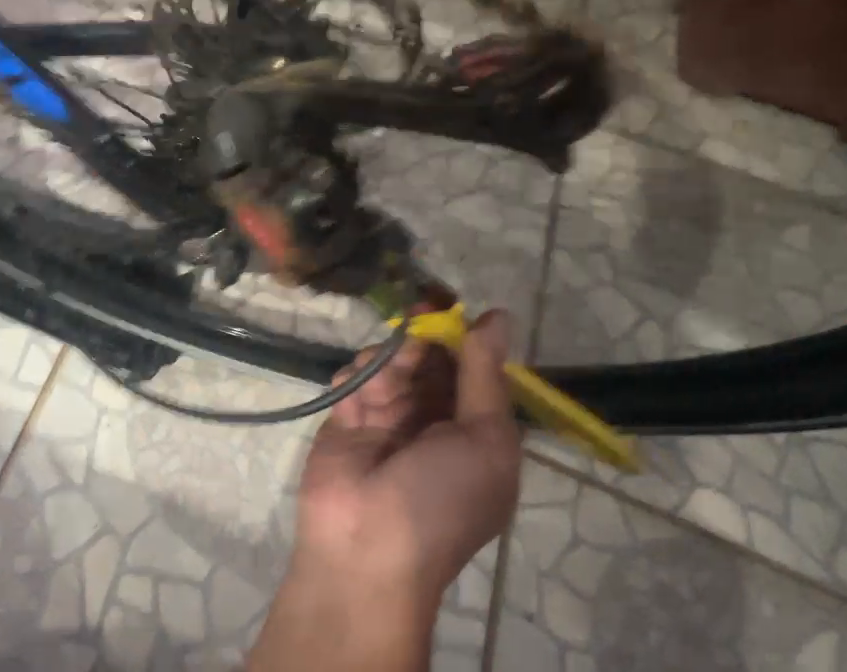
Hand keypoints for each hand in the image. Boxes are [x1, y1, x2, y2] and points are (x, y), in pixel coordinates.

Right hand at [248, 311, 522, 671]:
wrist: (365, 544)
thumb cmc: (440, 498)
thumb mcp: (483, 441)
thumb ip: (484, 377)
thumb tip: (499, 316)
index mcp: (477, 432)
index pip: (474, 369)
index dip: (462, 336)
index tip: (445, 302)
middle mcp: (435, 422)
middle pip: (430, 360)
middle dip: (421, 342)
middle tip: (410, 329)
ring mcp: (388, 420)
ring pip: (390, 364)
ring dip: (386, 361)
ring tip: (378, 380)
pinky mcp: (347, 419)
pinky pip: (353, 379)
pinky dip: (354, 377)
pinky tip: (353, 395)